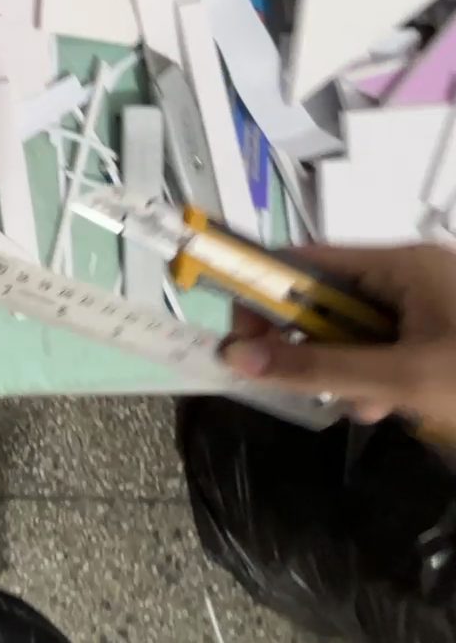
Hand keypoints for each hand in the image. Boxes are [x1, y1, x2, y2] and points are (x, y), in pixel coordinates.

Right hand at [222, 244, 455, 426]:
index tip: (245, 338)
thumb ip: (317, 368)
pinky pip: (390, 342)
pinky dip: (376, 372)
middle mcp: (416, 274)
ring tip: (358, 405)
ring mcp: (439, 304)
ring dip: (340, 364)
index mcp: (402, 264)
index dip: (258, 294)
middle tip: (294, 378)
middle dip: (304, 340)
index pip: (295, 262)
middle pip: (324, 296)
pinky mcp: (452, 334)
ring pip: (357, 325)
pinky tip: (388, 405)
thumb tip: (232, 357)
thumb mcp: (409, 380)